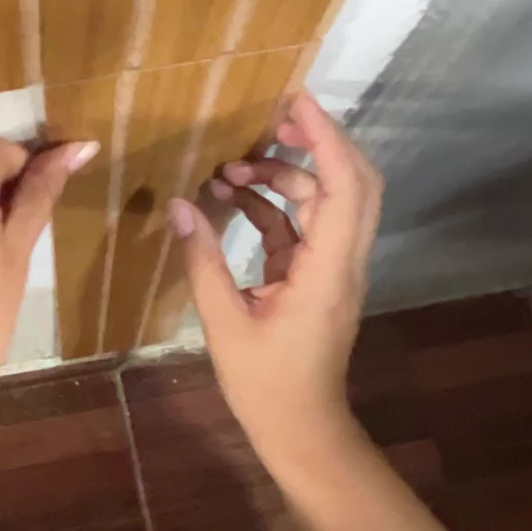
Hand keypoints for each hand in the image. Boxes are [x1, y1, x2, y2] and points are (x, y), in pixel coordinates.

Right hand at [167, 93, 381, 451]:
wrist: (301, 429)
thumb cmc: (265, 384)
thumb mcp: (224, 322)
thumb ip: (202, 261)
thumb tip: (179, 206)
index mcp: (327, 270)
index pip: (342, 187)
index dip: (325, 138)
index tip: (296, 102)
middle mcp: (342, 262)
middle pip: (352, 183)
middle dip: (318, 143)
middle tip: (274, 118)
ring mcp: (333, 270)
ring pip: (327, 203)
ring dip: (286, 178)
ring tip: (231, 167)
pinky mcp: (317, 280)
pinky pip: (305, 230)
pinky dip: (275, 209)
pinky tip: (232, 201)